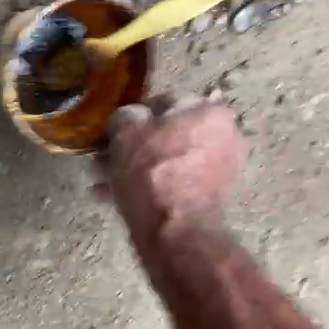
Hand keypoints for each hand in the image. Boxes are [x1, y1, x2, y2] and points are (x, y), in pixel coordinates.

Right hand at [95, 94, 243, 252]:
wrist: (171, 226)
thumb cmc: (149, 169)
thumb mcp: (125, 130)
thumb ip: (127, 114)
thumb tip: (131, 118)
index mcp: (209, 111)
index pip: (164, 103)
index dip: (134, 117)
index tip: (113, 133)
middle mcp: (224, 135)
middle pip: (167, 135)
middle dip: (134, 147)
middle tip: (105, 160)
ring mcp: (219, 168)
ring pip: (167, 160)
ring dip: (136, 168)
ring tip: (104, 183)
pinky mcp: (209, 196)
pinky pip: (173, 182)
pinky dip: (150, 186)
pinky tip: (117, 197)